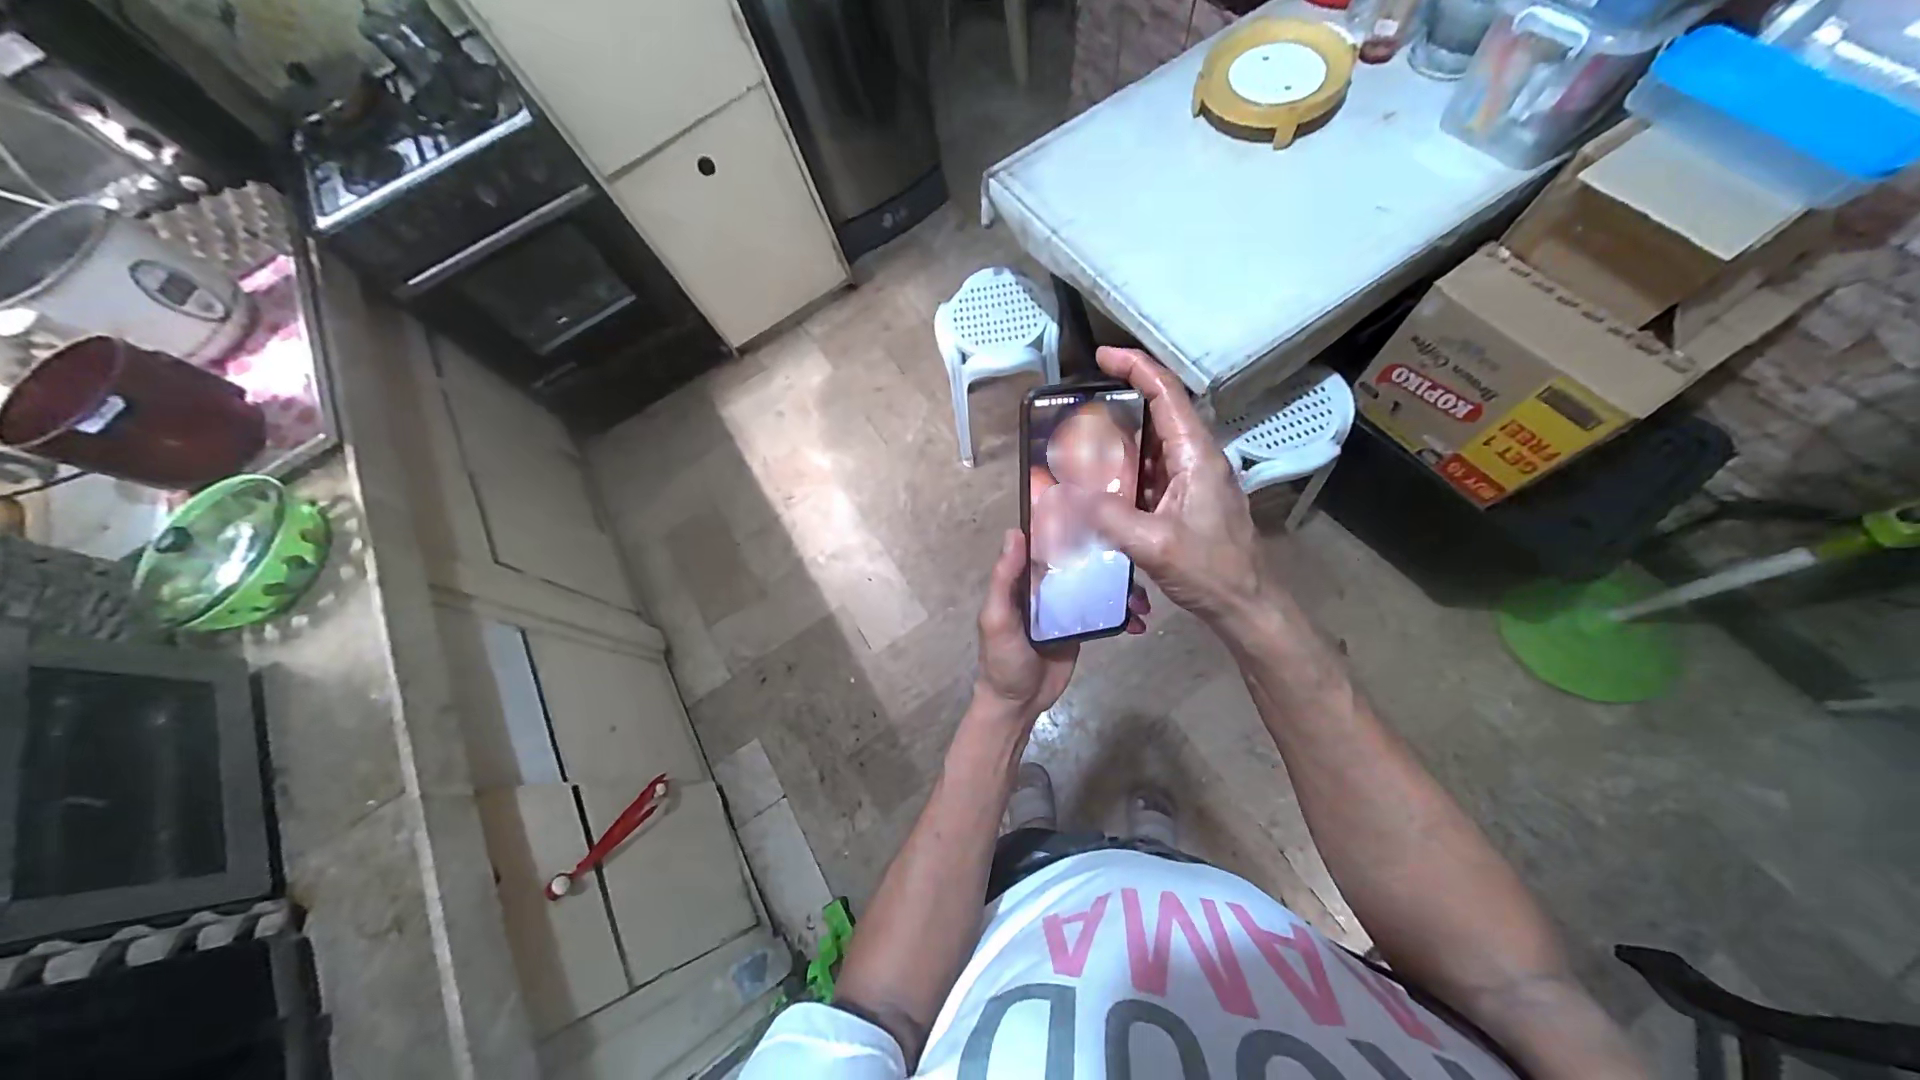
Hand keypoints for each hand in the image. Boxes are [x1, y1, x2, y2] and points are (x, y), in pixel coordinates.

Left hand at [973, 528, 1151, 721]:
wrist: (1018, 703)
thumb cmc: (1002, 658)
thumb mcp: (996, 618)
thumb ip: (1004, 579)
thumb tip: (1015, 533)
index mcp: (1023, 580)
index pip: (1046, 545)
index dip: (1067, 527)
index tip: (1099, 511)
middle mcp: (1045, 587)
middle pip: (1078, 562)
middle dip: (1107, 558)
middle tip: (1135, 556)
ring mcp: (1065, 607)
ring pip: (1096, 586)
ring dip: (1121, 587)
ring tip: (1142, 597)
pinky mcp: (1082, 628)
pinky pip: (1104, 613)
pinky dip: (1123, 614)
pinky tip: (1139, 620)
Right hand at [1070, 347, 1269, 629]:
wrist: (1244, 604)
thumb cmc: (1211, 570)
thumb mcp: (1155, 545)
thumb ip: (1110, 517)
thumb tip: (1067, 495)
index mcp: (1196, 457)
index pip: (1167, 396)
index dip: (1136, 367)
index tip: (1103, 355)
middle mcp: (1196, 459)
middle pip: (1160, 412)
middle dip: (1122, 398)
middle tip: (1080, 399)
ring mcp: (1191, 480)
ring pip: (1152, 443)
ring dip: (1120, 436)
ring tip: (1081, 435)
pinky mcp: (1184, 500)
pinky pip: (1150, 471)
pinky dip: (1124, 467)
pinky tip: (1099, 479)